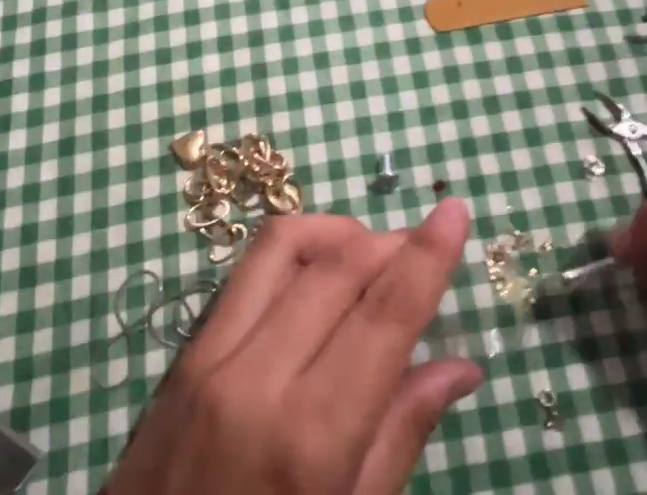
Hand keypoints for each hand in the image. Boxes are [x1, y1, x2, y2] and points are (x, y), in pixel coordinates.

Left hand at [104, 201, 481, 494]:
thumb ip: (400, 434)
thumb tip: (462, 365)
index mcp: (312, 435)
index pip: (384, 315)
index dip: (428, 256)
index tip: (456, 210)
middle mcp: (259, 378)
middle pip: (337, 269)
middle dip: (391, 241)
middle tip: (425, 242)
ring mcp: (211, 357)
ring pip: (281, 247)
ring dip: (337, 231)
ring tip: (372, 249)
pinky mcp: (184, 352)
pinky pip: (244, 271)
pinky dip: (291, 249)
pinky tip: (316, 270)